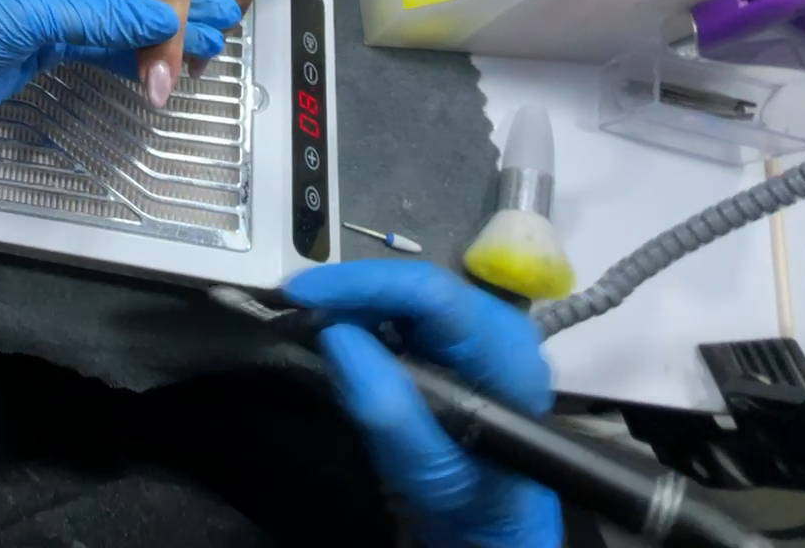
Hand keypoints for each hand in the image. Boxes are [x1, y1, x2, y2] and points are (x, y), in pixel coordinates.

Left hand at [0, 0, 241, 152]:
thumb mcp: (30, 9)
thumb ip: (98, 14)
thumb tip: (162, 15)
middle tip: (219, 13)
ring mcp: (55, 7)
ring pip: (118, 13)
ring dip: (158, 28)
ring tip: (206, 44)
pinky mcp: (52, 43)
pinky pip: (100, 43)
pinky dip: (129, 53)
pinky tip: (161, 63)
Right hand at [285, 262, 563, 547]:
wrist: (483, 520)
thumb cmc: (467, 505)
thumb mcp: (432, 478)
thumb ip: (393, 416)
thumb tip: (337, 334)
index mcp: (508, 365)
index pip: (435, 297)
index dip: (362, 285)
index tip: (301, 294)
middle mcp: (497, 335)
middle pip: (414, 284)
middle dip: (349, 290)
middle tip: (296, 307)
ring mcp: (474, 331)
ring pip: (400, 288)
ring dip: (348, 298)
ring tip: (308, 317)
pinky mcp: (448, 334)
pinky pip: (394, 302)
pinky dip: (354, 308)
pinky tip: (331, 325)